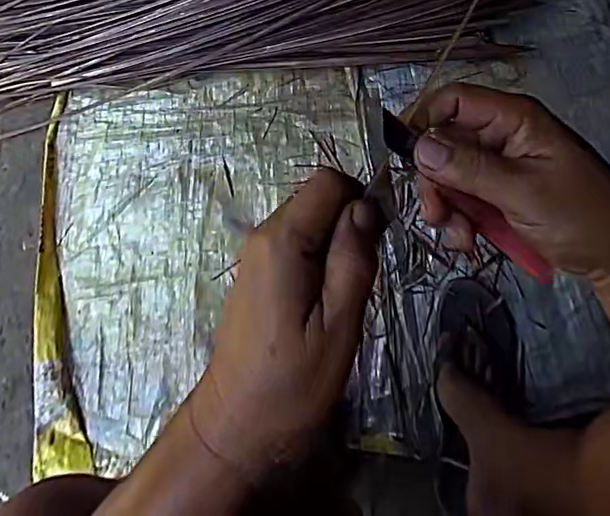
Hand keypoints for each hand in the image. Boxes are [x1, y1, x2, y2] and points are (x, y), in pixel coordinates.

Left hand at [183, 167, 384, 483]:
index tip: (376, 241)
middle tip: (362, 274)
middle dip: (350, 221)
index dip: (360, 200)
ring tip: (344, 292)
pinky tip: (324, 297)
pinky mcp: (259, 267)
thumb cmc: (290, 386)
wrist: (232, 429)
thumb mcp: (338, 327)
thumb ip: (354, 260)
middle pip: (319, 195)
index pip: (329, 181)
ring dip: (337, 240)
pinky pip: (299, 238)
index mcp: (282, 240)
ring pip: (311, 216)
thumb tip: (367, 206)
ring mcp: (258, 250)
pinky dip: (321, 254)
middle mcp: (264, 233)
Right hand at [409, 83, 609, 285]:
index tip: (404, 157)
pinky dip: (459, 219)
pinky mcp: (499, 192)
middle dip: (435, 180)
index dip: (424, 120)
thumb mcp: (524, 193)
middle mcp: (501, 134)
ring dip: (446, 206)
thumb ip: (470, 168)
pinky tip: (469, 240)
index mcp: (513, 117)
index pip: (453, 100)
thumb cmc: (584, 217)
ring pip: (448, 173)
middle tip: (438, 215)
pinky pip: (463, 197)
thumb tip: (420, 144)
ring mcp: (499, 164)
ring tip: (461, 237)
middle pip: (444, 141)